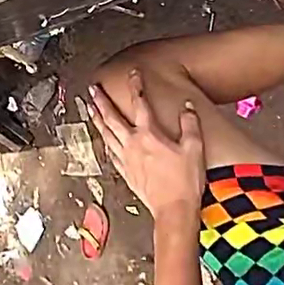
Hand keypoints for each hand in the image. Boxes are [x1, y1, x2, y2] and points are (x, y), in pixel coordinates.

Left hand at [89, 70, 206, 224]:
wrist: (174, 211)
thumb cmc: (184, 182)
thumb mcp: (194, 148)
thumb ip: (189, 124)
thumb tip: (187, 107)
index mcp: (149, 135)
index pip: (140, 103)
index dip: (136, 85)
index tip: (133, 73)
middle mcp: (133, 144)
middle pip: (113, 117)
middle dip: (102, 101)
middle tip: (93, 89)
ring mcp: (127, 159)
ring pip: (106, 134)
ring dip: (97, 119)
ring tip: (90, 109)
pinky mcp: (126, 173)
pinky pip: (111, 153)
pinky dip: (105, 142)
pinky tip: (103, 140)